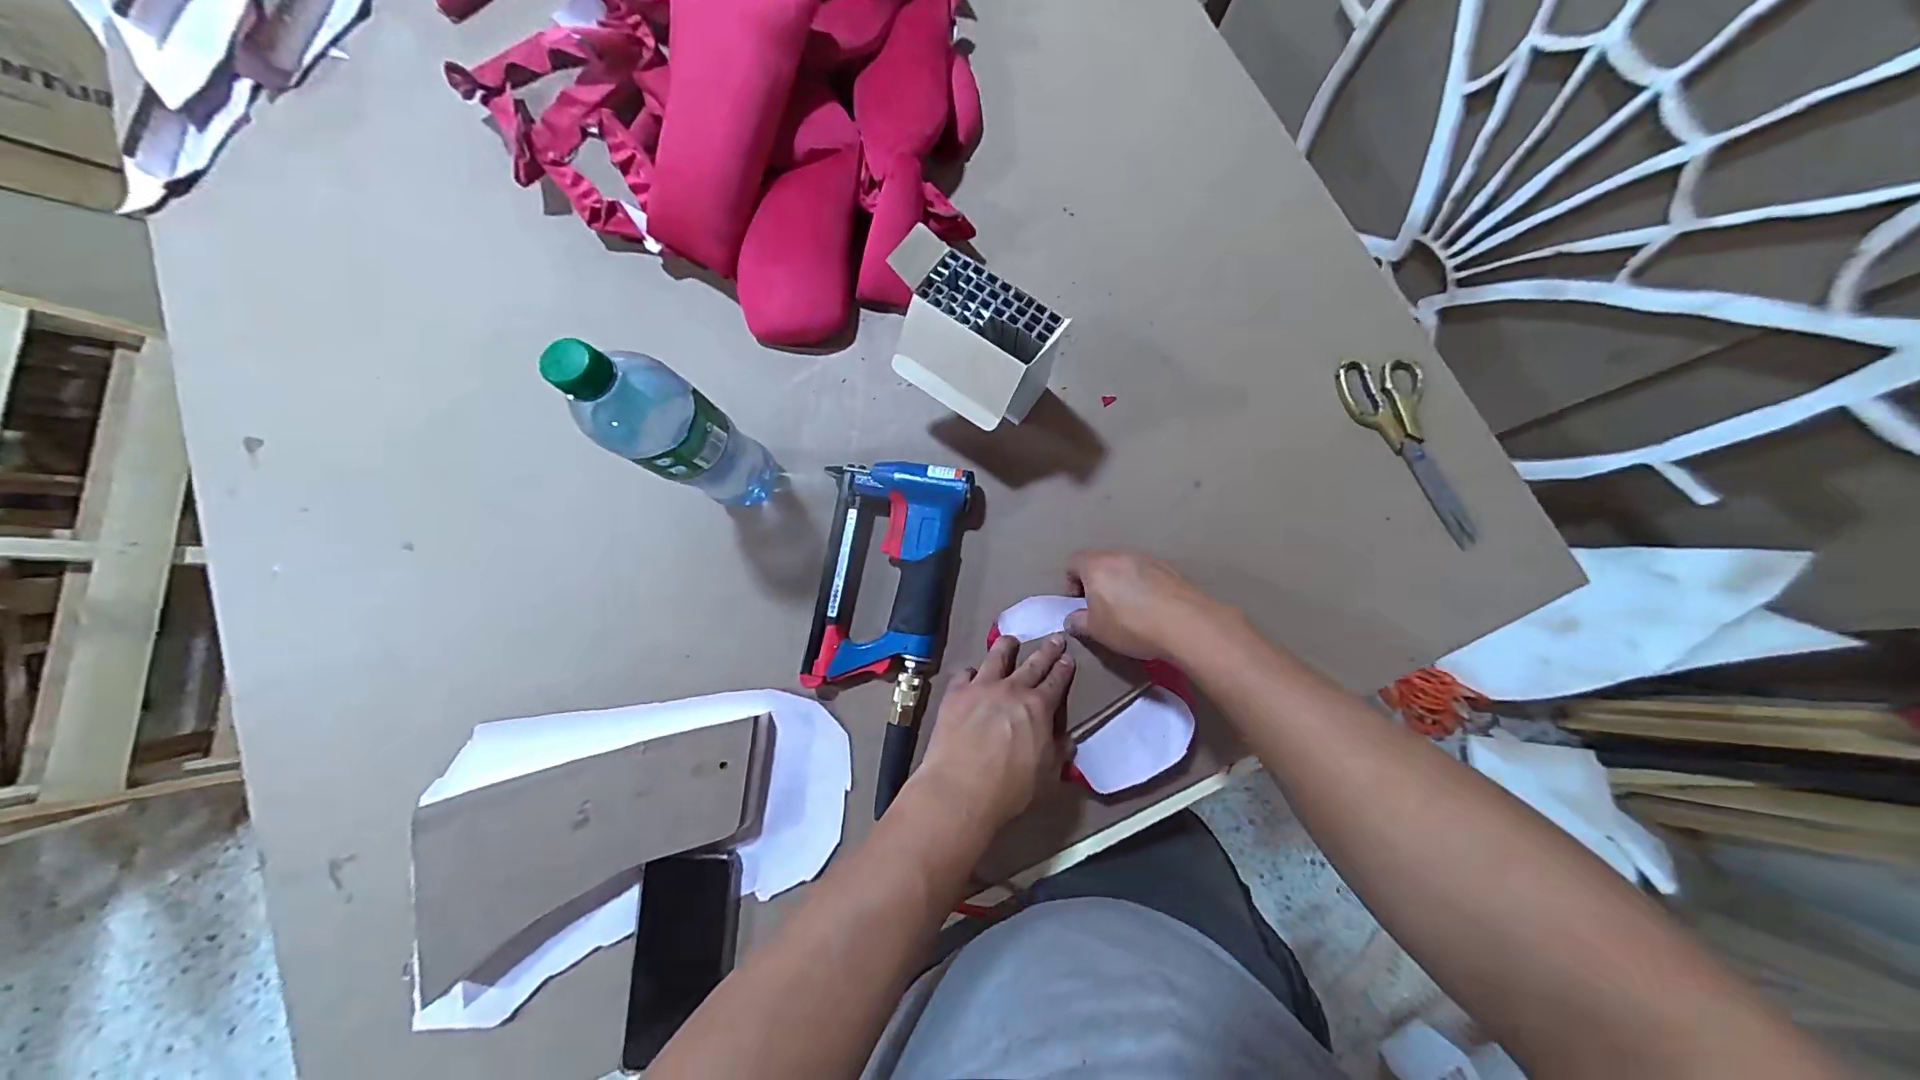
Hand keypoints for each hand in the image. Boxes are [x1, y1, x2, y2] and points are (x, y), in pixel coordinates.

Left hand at [914, 634, 1074, 830]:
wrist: (960, 788)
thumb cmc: (1010, 789)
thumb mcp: (1049, 775)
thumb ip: (1059, 752)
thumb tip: (1066, 739)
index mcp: (1038, 707)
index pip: (1056, 681)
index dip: (1064, 669)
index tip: (1068, 658)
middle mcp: (1011, 689)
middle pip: (1033, 663)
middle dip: (1046, 650)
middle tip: (1055, 638)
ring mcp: (981, 688)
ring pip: (996, 657)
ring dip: (1006, 647)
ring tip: (1010, 640)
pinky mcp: (955, 694)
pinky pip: (964, 674)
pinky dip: (971, 672)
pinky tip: (971, 673)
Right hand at [1063, 549, 1225, 658]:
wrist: (1186, 624)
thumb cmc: (1131, 625)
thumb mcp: (1096, 631)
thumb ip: (1078, 621)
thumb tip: (1073, 618)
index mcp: (1096, 565)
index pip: (1073, 562)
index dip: (1070, 582)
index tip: (1079, 603)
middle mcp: (1121, 555)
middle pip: (1100, 562)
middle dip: (1097, 583)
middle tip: (1102, 608)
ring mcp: (1148, 559)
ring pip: (1125, 567)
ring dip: (1121, 584)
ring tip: (1129, 610)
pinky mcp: (1170, 569)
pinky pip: (1147, 574)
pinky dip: (1143, 587)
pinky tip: (1152, 610)